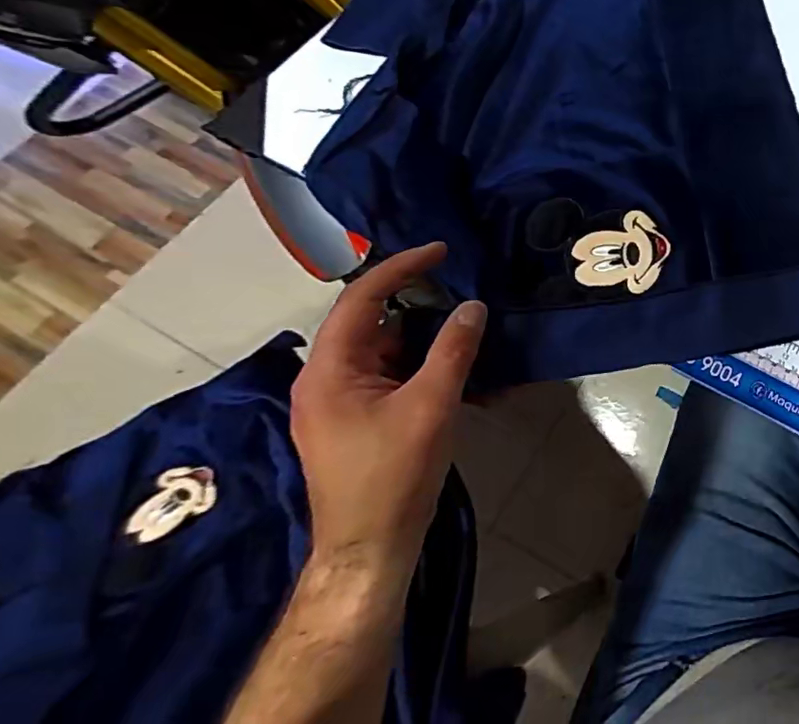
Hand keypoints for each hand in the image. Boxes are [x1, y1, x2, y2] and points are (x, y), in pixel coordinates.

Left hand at [291, 242, 484, 579]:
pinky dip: (423, 365)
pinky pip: (391, 376)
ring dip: (426, 336)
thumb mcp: (431, 405)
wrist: (370, 548)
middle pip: (372, 322)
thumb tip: (473, 306)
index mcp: (329, 370)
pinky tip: (460, 369)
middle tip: (462, 285)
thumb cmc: (394, 473)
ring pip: (385, 350)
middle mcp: (326, 379)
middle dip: (418, 301)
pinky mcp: (358, 420)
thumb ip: (453, 349)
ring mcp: (340, 402)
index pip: (361, 299)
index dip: (401, 268)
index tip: (441, 250)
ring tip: (468, 324)